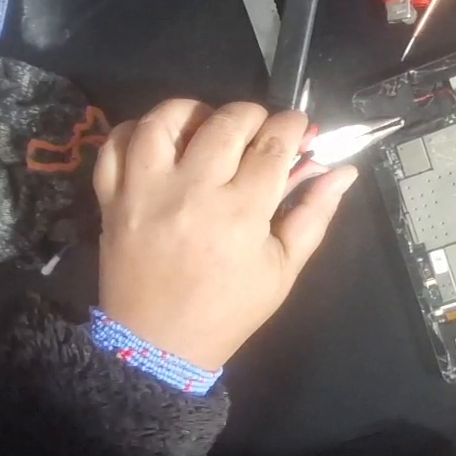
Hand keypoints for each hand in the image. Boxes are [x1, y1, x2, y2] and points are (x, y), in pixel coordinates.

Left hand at [94, 100, 358, 370]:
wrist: (158, 344)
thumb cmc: (228, 310)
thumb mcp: (283, 271)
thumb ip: (313, 216)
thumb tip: (342, 172)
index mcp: (240, 214)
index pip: (274, 145)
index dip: (293, 126)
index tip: (298, 129)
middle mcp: (191, 192)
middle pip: (226, 123)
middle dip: (253, 115)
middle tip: (260, 133)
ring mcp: (145, 191)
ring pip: (165, 120)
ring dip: (194, 111)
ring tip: (208, 128)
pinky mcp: (113, 197)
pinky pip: (117, 143)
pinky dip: (138, 130)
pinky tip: (161, 142)